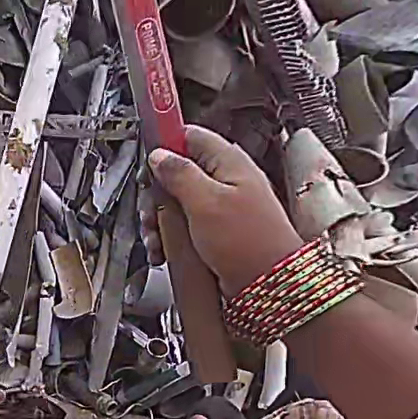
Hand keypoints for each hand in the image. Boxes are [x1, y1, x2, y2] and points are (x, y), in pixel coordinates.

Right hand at [139, 124, 304, 294]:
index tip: (147, 164)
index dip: (164, 145)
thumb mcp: (206, 202)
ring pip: (177, 203)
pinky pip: (185, 227)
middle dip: (157, 194)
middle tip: (151, 212)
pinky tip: (163, 250)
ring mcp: (220, 207)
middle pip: (178, 173)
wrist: (270, 283)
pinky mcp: (216, 232)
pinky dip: (170, 238)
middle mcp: (225, 181)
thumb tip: (159, 155)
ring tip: (156, 238)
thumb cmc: (249, 242)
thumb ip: (179, 174)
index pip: (189, 135)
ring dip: (160, 220)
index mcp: (227, 162)